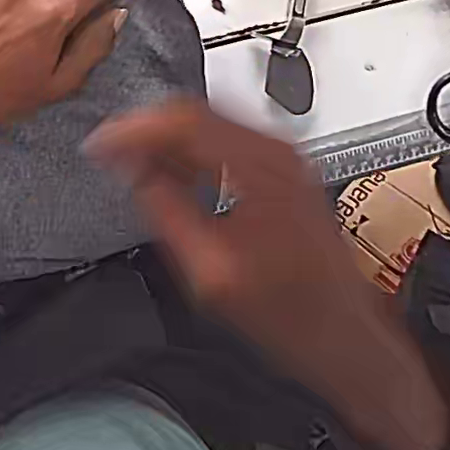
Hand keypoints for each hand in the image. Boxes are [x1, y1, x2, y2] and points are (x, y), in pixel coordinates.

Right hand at [86, 99, 449, 449]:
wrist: (347, 335)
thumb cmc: (294, 315)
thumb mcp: (210, 270)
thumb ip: (165, 209)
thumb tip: (134, 170)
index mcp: (261, 168)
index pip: (183, 120)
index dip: (133, 128)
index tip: (102, 143)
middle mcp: (277, 151)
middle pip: (193, 113)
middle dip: (144, 130)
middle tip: (110, 151)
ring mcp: (283, 157)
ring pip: (206, 122)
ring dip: (163, 138)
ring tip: (130, 161)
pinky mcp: (281, 168)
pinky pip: (222, 139)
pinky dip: (187, 148)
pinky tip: (168, 169)